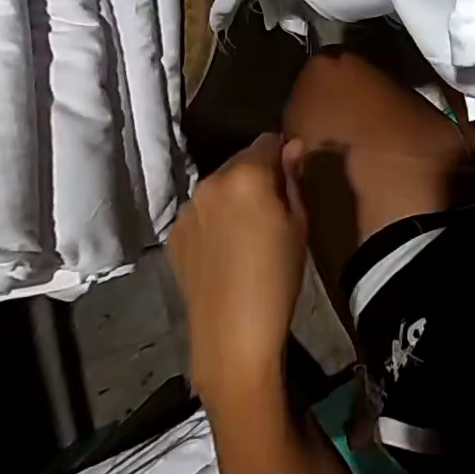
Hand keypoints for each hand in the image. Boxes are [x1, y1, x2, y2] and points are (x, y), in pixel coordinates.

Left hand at [168, 134, 306, 403]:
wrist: (232, 332)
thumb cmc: (279, 275)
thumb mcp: (299, 223)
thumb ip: (293, 178)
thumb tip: (294, 146)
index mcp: (246, 175)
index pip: (268, 141)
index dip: (285, 153)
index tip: (295, 173)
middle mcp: (210, 183)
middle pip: (241, 160)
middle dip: (259, 171)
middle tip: (277, 203)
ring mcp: (187, 209)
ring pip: (220, 184)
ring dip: (237, 193)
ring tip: (252, 227)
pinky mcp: (175, 234)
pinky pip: (203, 210)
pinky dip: (218, 215)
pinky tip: (229, 245)